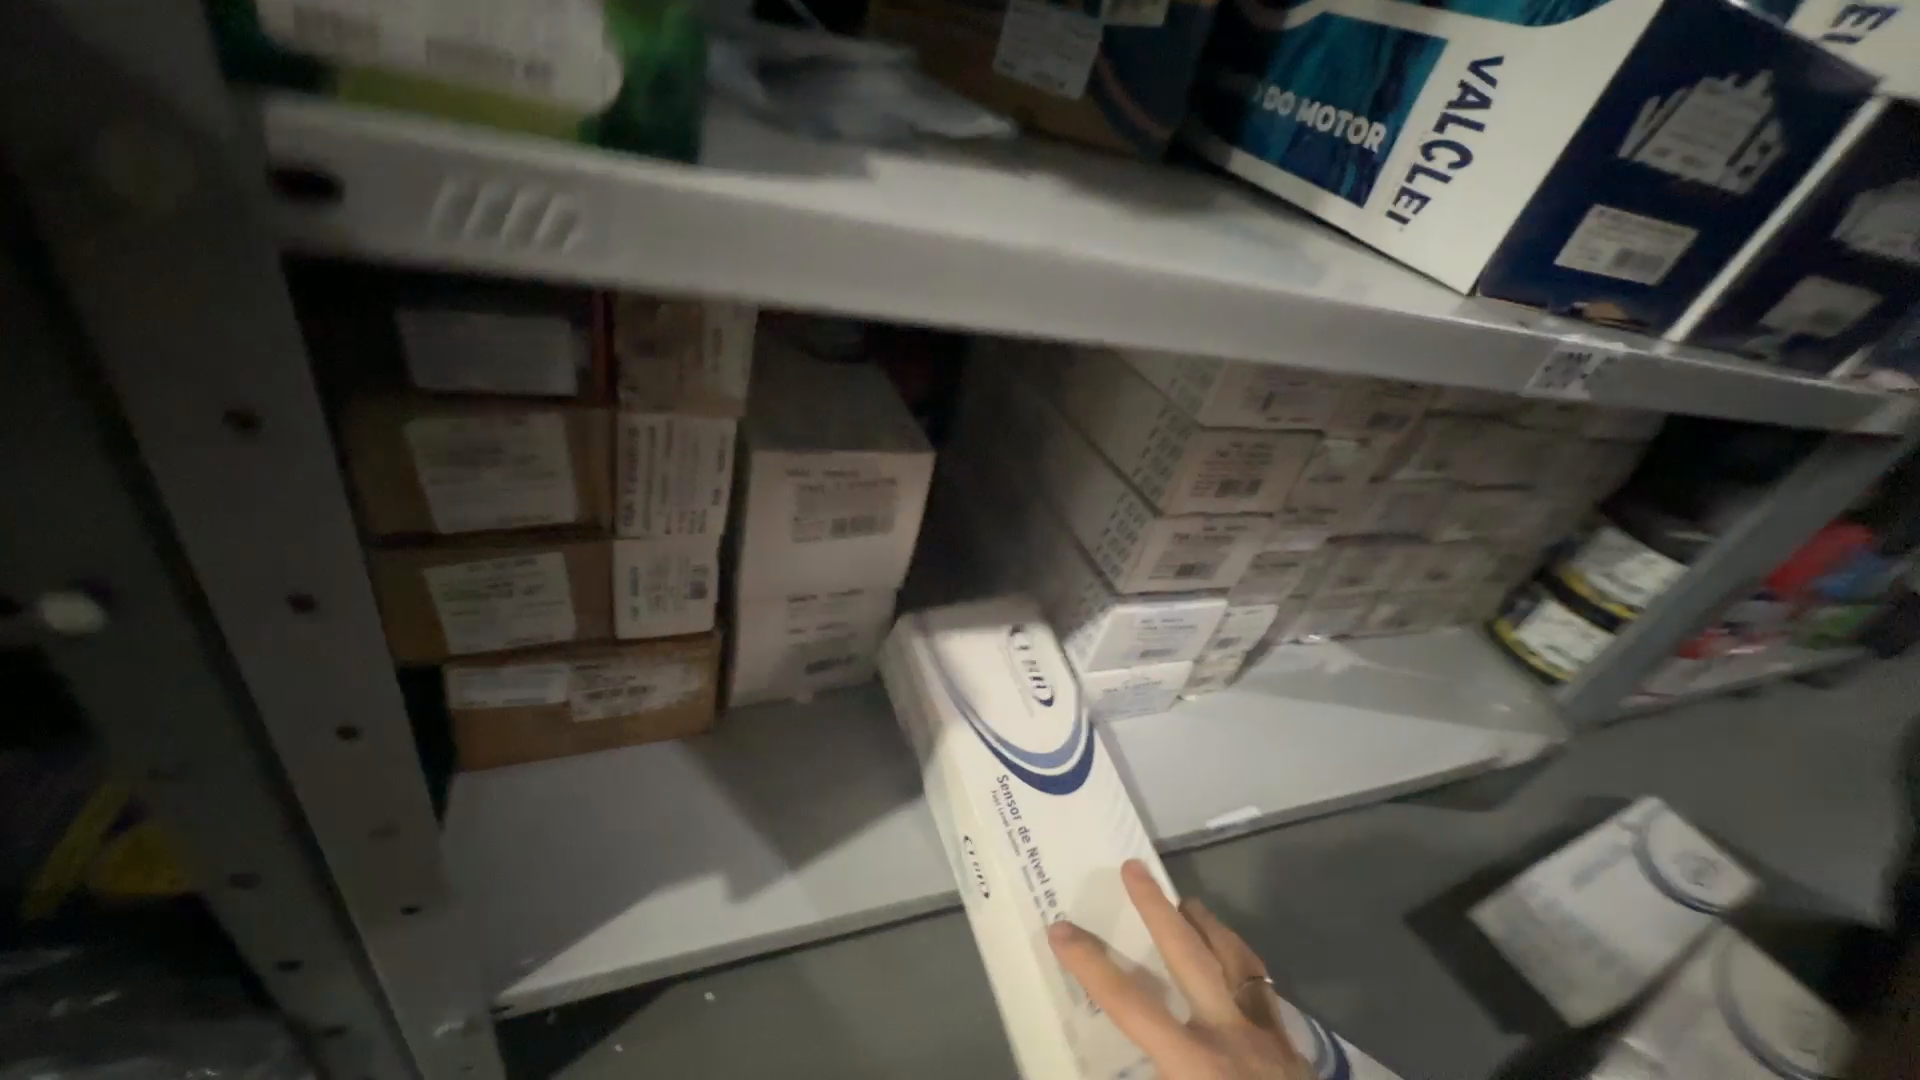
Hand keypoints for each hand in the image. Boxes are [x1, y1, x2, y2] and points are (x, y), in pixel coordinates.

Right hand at [1047, 860, 1313, 1079]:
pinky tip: (1236, 960)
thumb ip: (1149, 1073)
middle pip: (1189, 956)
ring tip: (1188, 902)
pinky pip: (1265, 988)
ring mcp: (1268, 1038)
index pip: (1130, 1004)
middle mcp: (1230, 1037)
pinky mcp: (1294, 1049)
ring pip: (1237, 961)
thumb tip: (1129, 1062)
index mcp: (1195, 1065)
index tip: (1061, 929)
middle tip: (1134, 867)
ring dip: (1208, 926)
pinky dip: (1244, 963)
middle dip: (1157, 909)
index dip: (1092, 965)